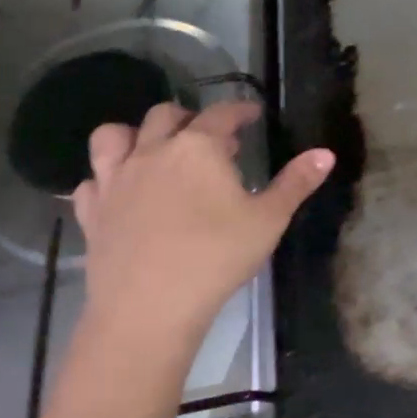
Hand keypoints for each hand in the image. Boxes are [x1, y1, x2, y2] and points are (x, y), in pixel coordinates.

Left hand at [72, 101, 333, 344]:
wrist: (149, 307)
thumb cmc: (217, 257)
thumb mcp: (269, 219)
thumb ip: (296, 183)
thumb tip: (326, 153)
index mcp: (198, 148)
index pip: (221, 114)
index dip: (239, 110)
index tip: (252, 114)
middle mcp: (152, 152)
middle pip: (165, 115)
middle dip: (189, 118)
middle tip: (209, 138)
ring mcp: (115, 181)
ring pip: (113, 136)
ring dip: (135, 135)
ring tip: (154, 150)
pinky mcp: (92, 212)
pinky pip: (90, 181)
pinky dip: (105, 178)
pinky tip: (121, 191)